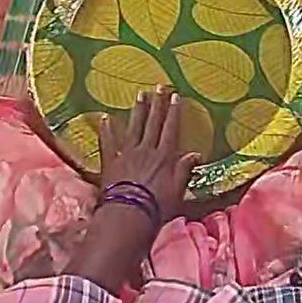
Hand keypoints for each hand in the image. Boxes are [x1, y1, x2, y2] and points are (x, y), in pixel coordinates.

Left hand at [100, 88, 199, 223]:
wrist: (128, 215)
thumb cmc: (157, 206)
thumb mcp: (178, 189)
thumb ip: (184, 169)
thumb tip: (196, 154)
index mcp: (164, 155)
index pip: (171, 128)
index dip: (174, 112)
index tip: (176, 96)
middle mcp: (147, 149)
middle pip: (153, 122)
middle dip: (157, 104)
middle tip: (159, 87)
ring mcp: (127, 153)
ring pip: (134, 127)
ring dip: (138, 110)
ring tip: (140, 95)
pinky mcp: (111, 161)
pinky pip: (108, 142)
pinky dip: (107, 130)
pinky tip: (105, 118)